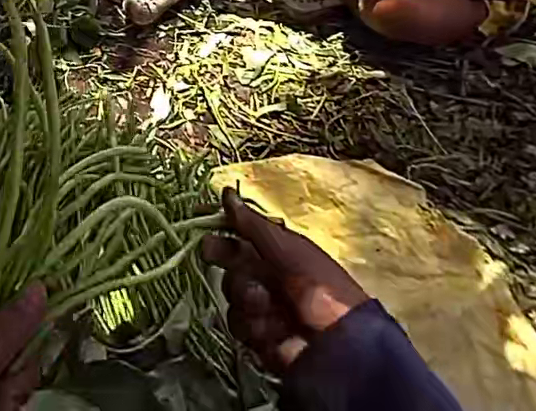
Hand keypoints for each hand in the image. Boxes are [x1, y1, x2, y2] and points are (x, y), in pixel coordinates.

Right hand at [201, 186, 371, 372]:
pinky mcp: (259, 338)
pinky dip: (254, 324)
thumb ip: (252, 223)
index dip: (219, 224)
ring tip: (264, 301)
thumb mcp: (287, 247)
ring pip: (231, 292)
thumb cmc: (317, 284)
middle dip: (222, 256)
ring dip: (244, 294)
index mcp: (276, 250)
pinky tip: (272, 327)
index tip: (198, 214)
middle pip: (228, 259)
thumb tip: (226, 191)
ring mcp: (261, 307)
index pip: (240, 231)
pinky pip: (240, 324)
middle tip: (214, 253)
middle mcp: (266, 275)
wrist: (337, 344)